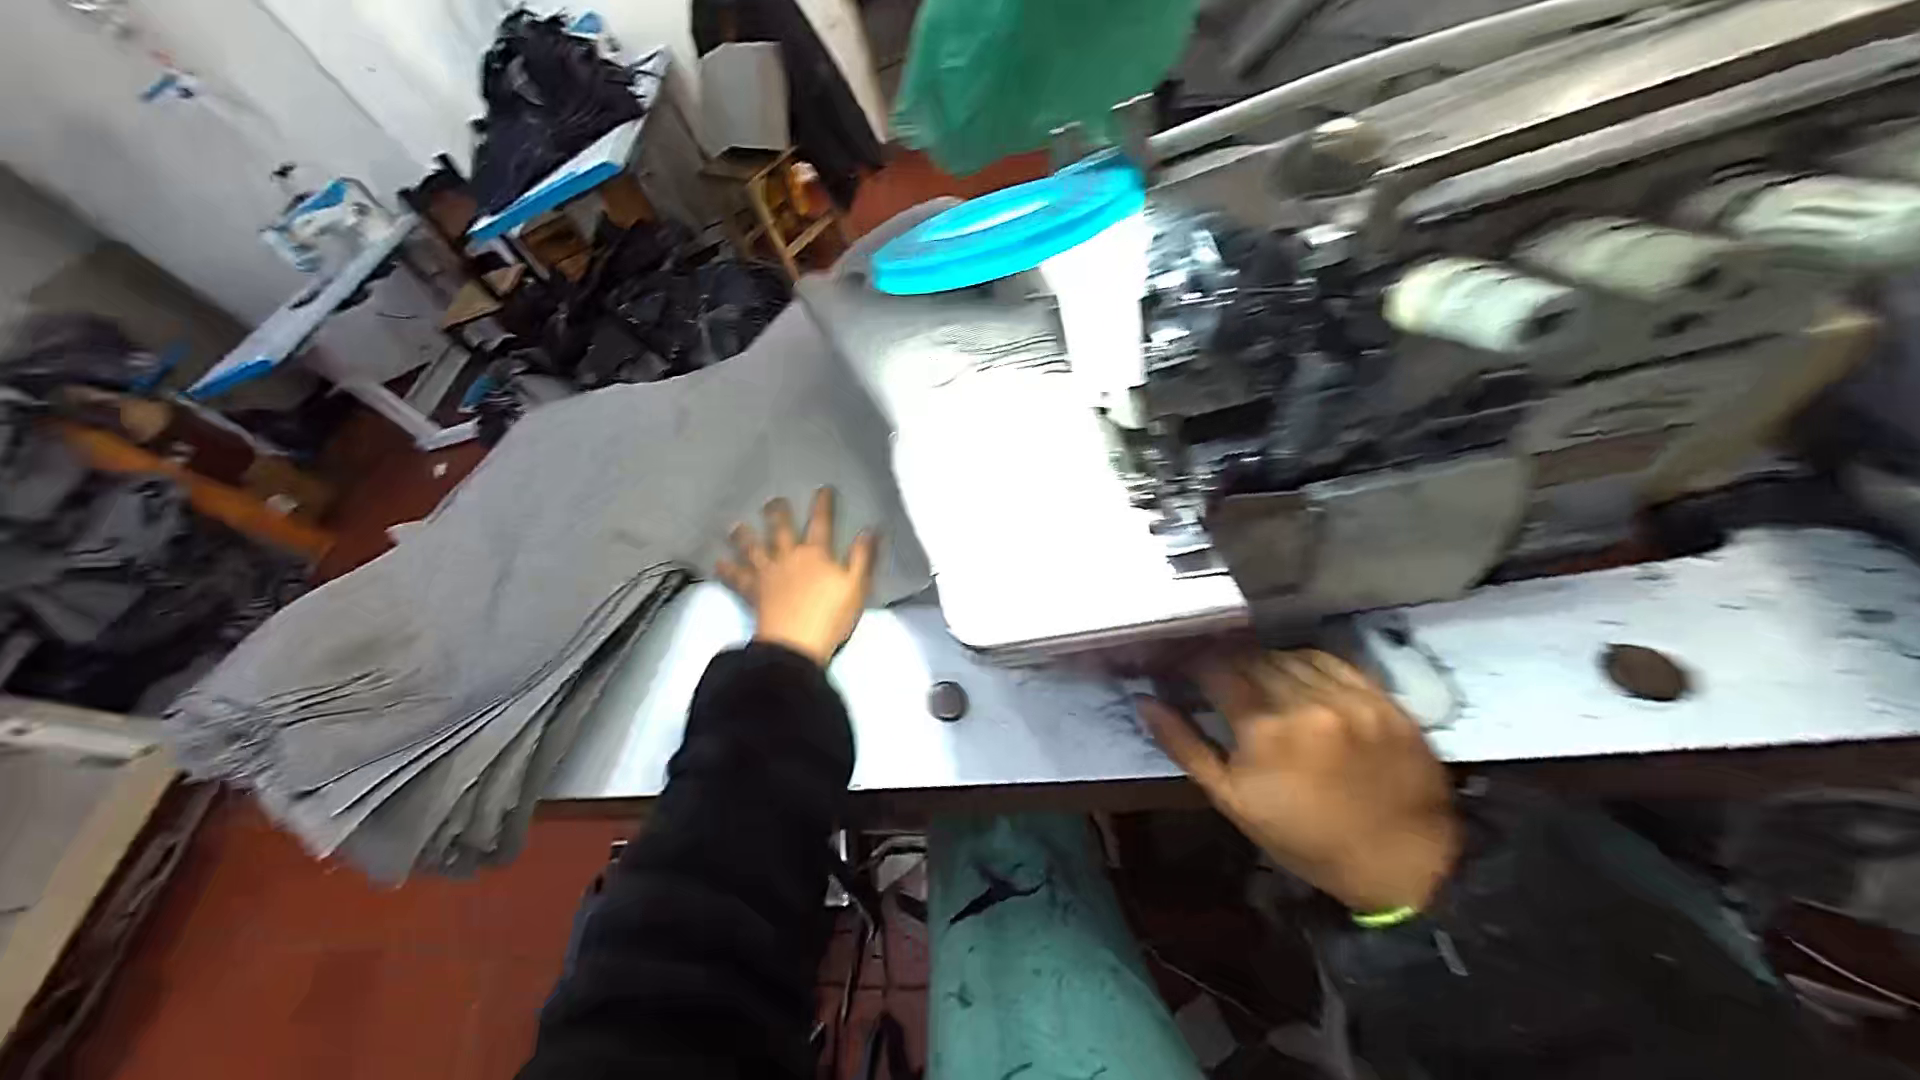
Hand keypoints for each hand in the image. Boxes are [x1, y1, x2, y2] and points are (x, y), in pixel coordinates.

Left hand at [715, 488, 877, 667]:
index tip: (822, 489)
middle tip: (772, 501)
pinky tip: (718, 564)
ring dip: (745, 536)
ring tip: (736, 526)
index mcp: (816, 554)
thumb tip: (868, 530)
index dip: (823, 505)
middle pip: (781, 530)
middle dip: (778, 513)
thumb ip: (862, 557)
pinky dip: (727, 570)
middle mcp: (788, 557)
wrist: (794, 644)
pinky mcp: (752, 592)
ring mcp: (767, 574)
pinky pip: (737, 578)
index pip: (821, 524)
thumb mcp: (856, 586)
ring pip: (753, 549)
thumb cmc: (830, 616)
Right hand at [1137, 650, 1460, 913]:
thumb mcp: (1231, 799)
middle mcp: (1305, 701)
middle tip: (1214, 676)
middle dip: (1224, 662)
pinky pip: (1329, 659)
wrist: (1402, 862)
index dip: (1191, 661)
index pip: (1214, 668)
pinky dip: (1303, 662)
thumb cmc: (1304, 837)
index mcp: (1264, 729)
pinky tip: (1295, 678)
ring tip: (1255, 679)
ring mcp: (1348, 696)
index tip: (1179, 665)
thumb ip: (1184, 745)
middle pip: (1250, 657)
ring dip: (1262, 662)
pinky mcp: (1381, 697)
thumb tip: (1145, 701)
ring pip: (1287, 655)